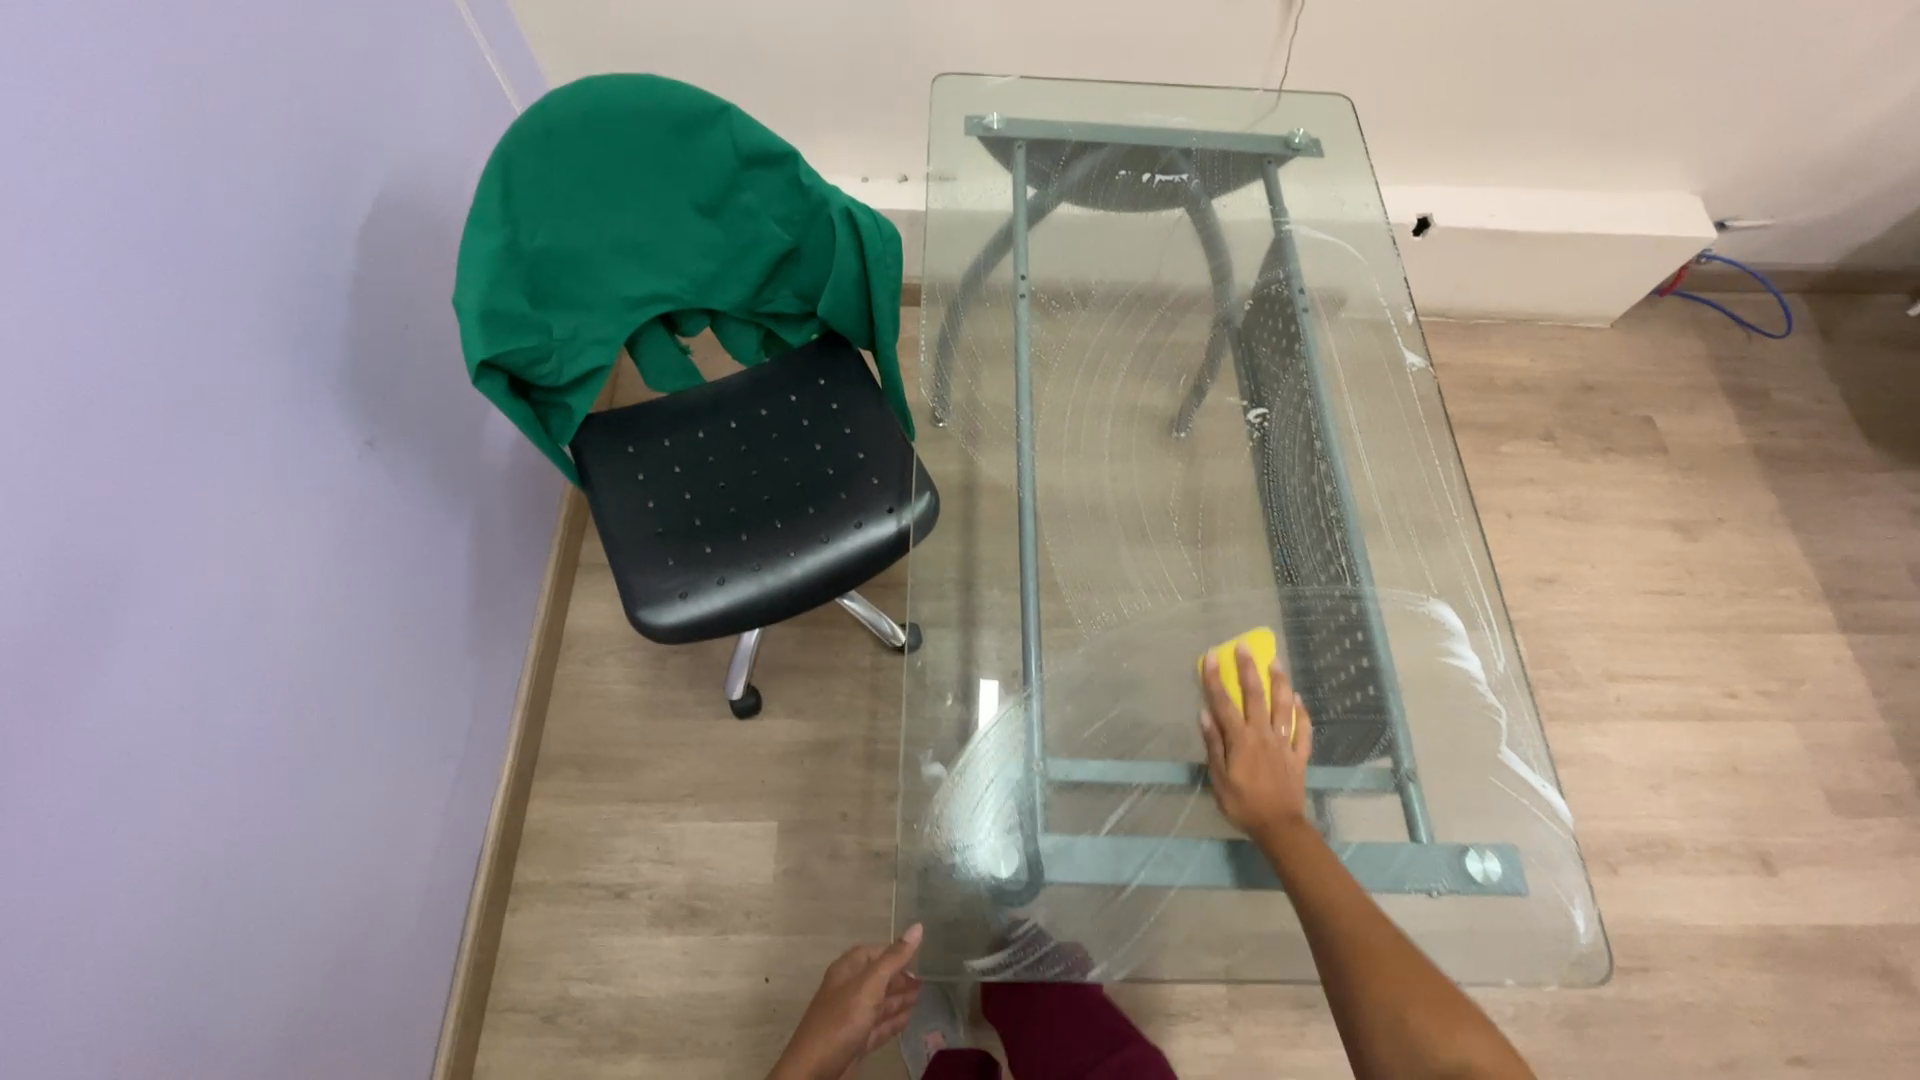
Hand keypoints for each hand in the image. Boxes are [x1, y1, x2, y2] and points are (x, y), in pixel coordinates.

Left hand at [769, 925, 923, 1079]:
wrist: (813, 1073)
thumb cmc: (840, 1020)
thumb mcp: (869, 985)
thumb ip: (894, 959)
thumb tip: (918, 926)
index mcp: (846, 971)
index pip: (871, 953)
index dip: (893, 952)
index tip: (918, 955)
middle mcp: (848, 991)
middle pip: (877, 978)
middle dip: (899, 977)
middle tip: (925, 980)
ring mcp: (851, 1018)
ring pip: (879, 1003)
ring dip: (899, 998)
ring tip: (922, 995)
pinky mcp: (856, 1042)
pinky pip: (878, 1026)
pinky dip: (893, 1021)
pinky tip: (908, 1019)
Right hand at [1199, 645, 1313, 841]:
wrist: (1279, 827)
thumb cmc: (1242, 805)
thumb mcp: (1218, 778)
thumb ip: (1214, 745)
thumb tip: (1205, 714)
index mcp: (1240, 739)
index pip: (1224, 702)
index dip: (1215, 678)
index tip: (1211, 656)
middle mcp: (1263, 735)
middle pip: (1255, 696)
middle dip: (1249, 669)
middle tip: (1244, 647)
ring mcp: (1284, 744)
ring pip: (1283, 707)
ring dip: (1279, 683)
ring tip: (1276, 663)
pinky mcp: (1299, 756)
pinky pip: (1303, 730)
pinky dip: (1302, 713)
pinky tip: (1299, 700)